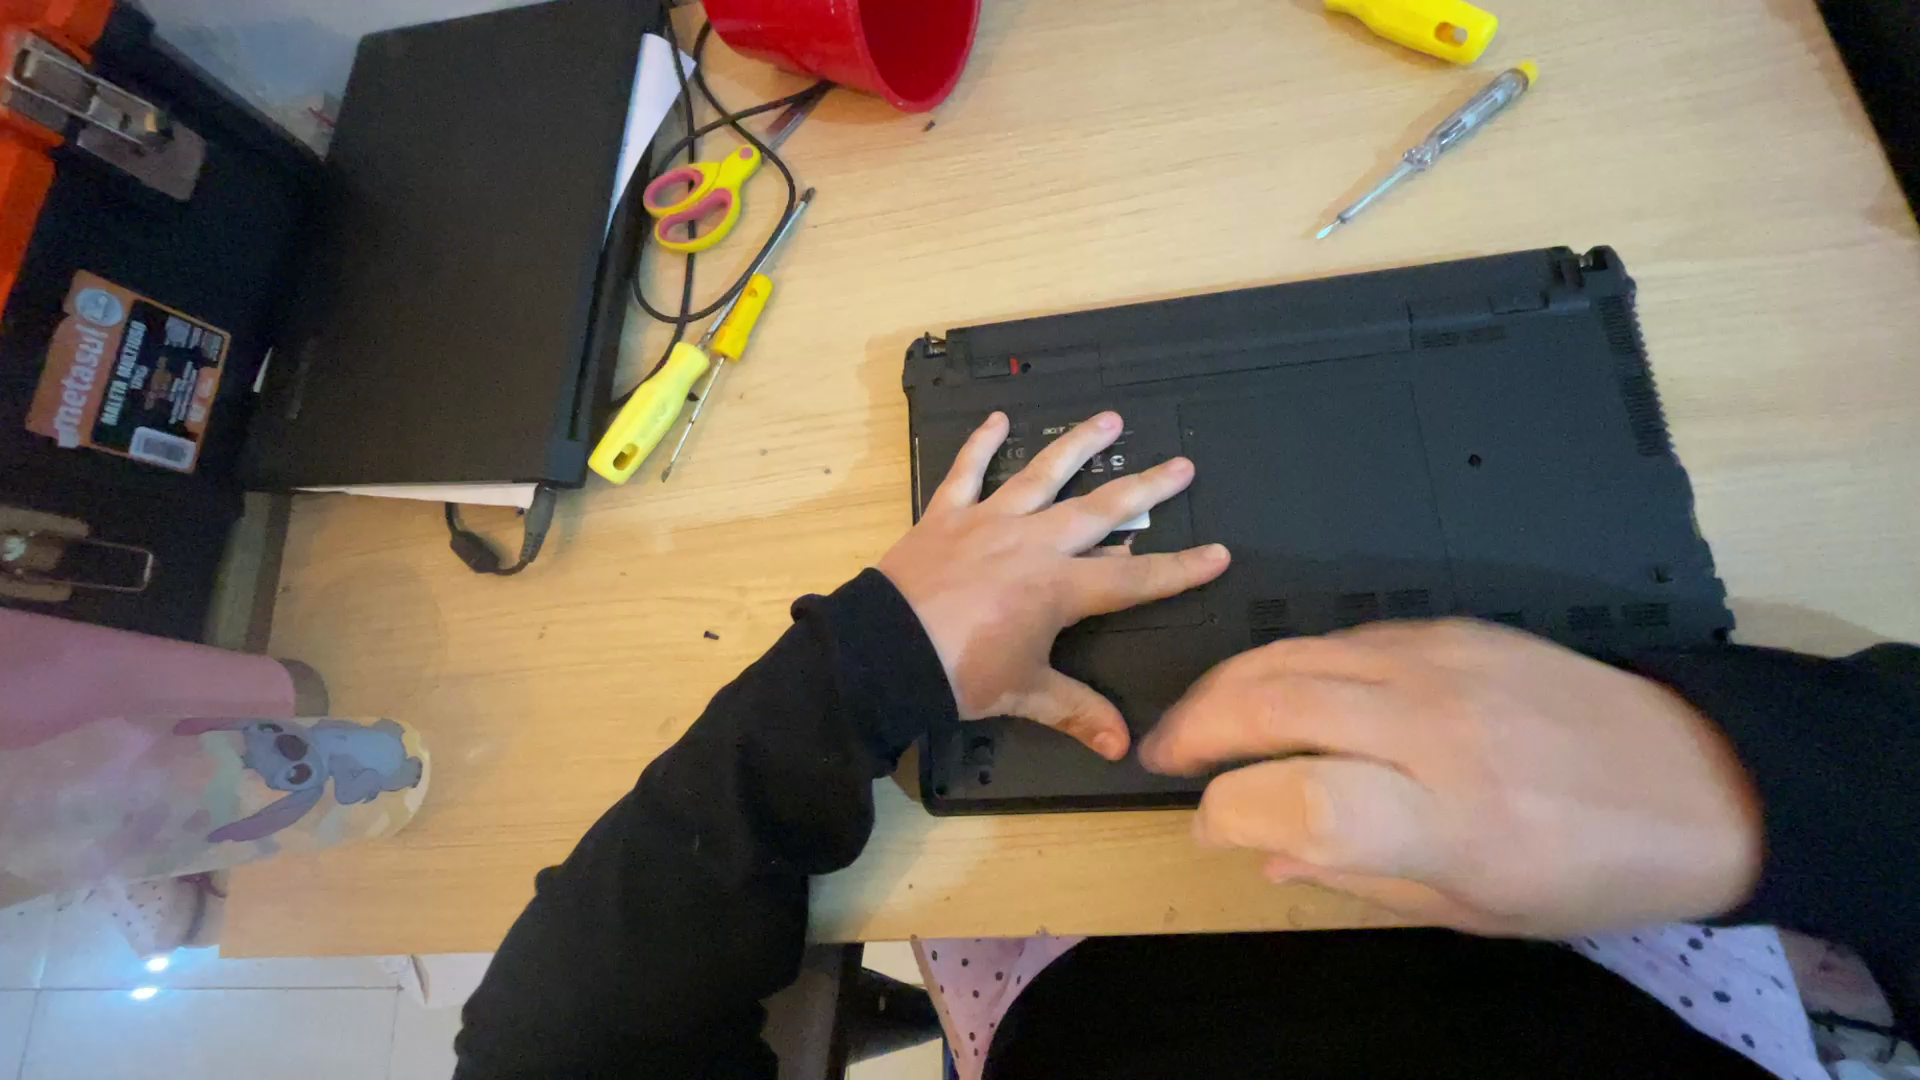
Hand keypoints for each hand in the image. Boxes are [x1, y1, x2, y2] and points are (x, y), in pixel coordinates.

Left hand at [880, 411, 1230, 759]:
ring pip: (1043, 475)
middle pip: (1102, 510)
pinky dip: (981, 443)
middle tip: (1180, 466)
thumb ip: (1077, 711)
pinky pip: (967, 471)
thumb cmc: (961, 673)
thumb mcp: (1025, 693)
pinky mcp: (948, 514)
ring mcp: (990, 521)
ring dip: (1078, 445)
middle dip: (1146, 489)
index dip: (1180, 569)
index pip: (1135, 580)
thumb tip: (1124, 748)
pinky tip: (997, 418)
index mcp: (1059, 587)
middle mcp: (1034, 542)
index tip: (1218, 553)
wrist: (887, 651)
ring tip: (1110, 419)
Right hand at [1139, 619, 1761, 934]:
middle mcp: (1431, 726)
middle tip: (1163, 754)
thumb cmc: (1587, 867)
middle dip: (1194, 728)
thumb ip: (1353, 878)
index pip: (1298, 802)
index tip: (1209, 827)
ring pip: (1283, 656)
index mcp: (1450, 817)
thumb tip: (1255, 852)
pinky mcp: (1435, 627)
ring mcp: (1431, 661)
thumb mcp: (1474, 908)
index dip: (1227, 812)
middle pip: (1269, 702)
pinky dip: (1277, 668)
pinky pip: (1328, 641)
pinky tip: (1272, 694)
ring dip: (1218, 689)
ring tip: (1195, 720)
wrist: (1699, 771)